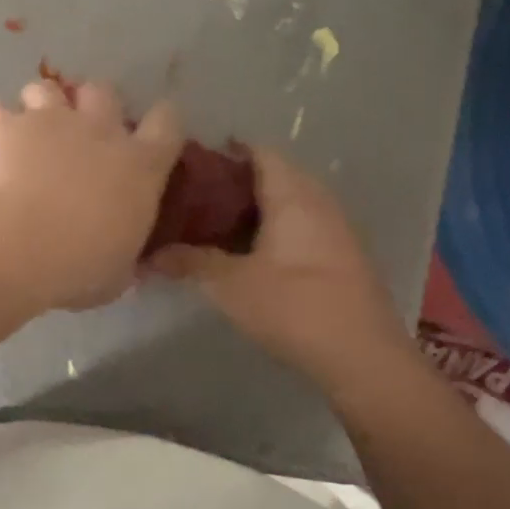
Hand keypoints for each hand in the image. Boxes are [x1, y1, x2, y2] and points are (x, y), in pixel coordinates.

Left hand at [0, 80, 182, 309]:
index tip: (151, 137)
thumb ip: (124, 260)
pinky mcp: (4, 127)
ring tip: (28, 134)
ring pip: (46, 89)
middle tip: (78, 135)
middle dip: (92, 105)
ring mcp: (49, 122)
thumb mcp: (116, 275)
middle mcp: (98, 131)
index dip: (161, 124)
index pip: (167, 124)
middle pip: (103, 92)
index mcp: (140, 166)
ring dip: (39, 107)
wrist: (15, 248)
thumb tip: (128, 265)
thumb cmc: (76, 268)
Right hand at [152, 146, 404, 379]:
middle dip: (233, 183)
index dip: (223, 153)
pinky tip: (245, 255)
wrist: (361, 357)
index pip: (258, 152)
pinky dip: (270, 230)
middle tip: (191, 199)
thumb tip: (148, 254)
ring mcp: (334, 229)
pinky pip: (299, 227)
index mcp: (293, 195)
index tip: (187, 165)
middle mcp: (318, 201)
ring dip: (253, 210)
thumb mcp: (229, 285)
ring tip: (211, 227)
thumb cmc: (293, 307)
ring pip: (287, 204)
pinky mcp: (339, 257)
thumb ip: (189, 262)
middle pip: (273, 175)